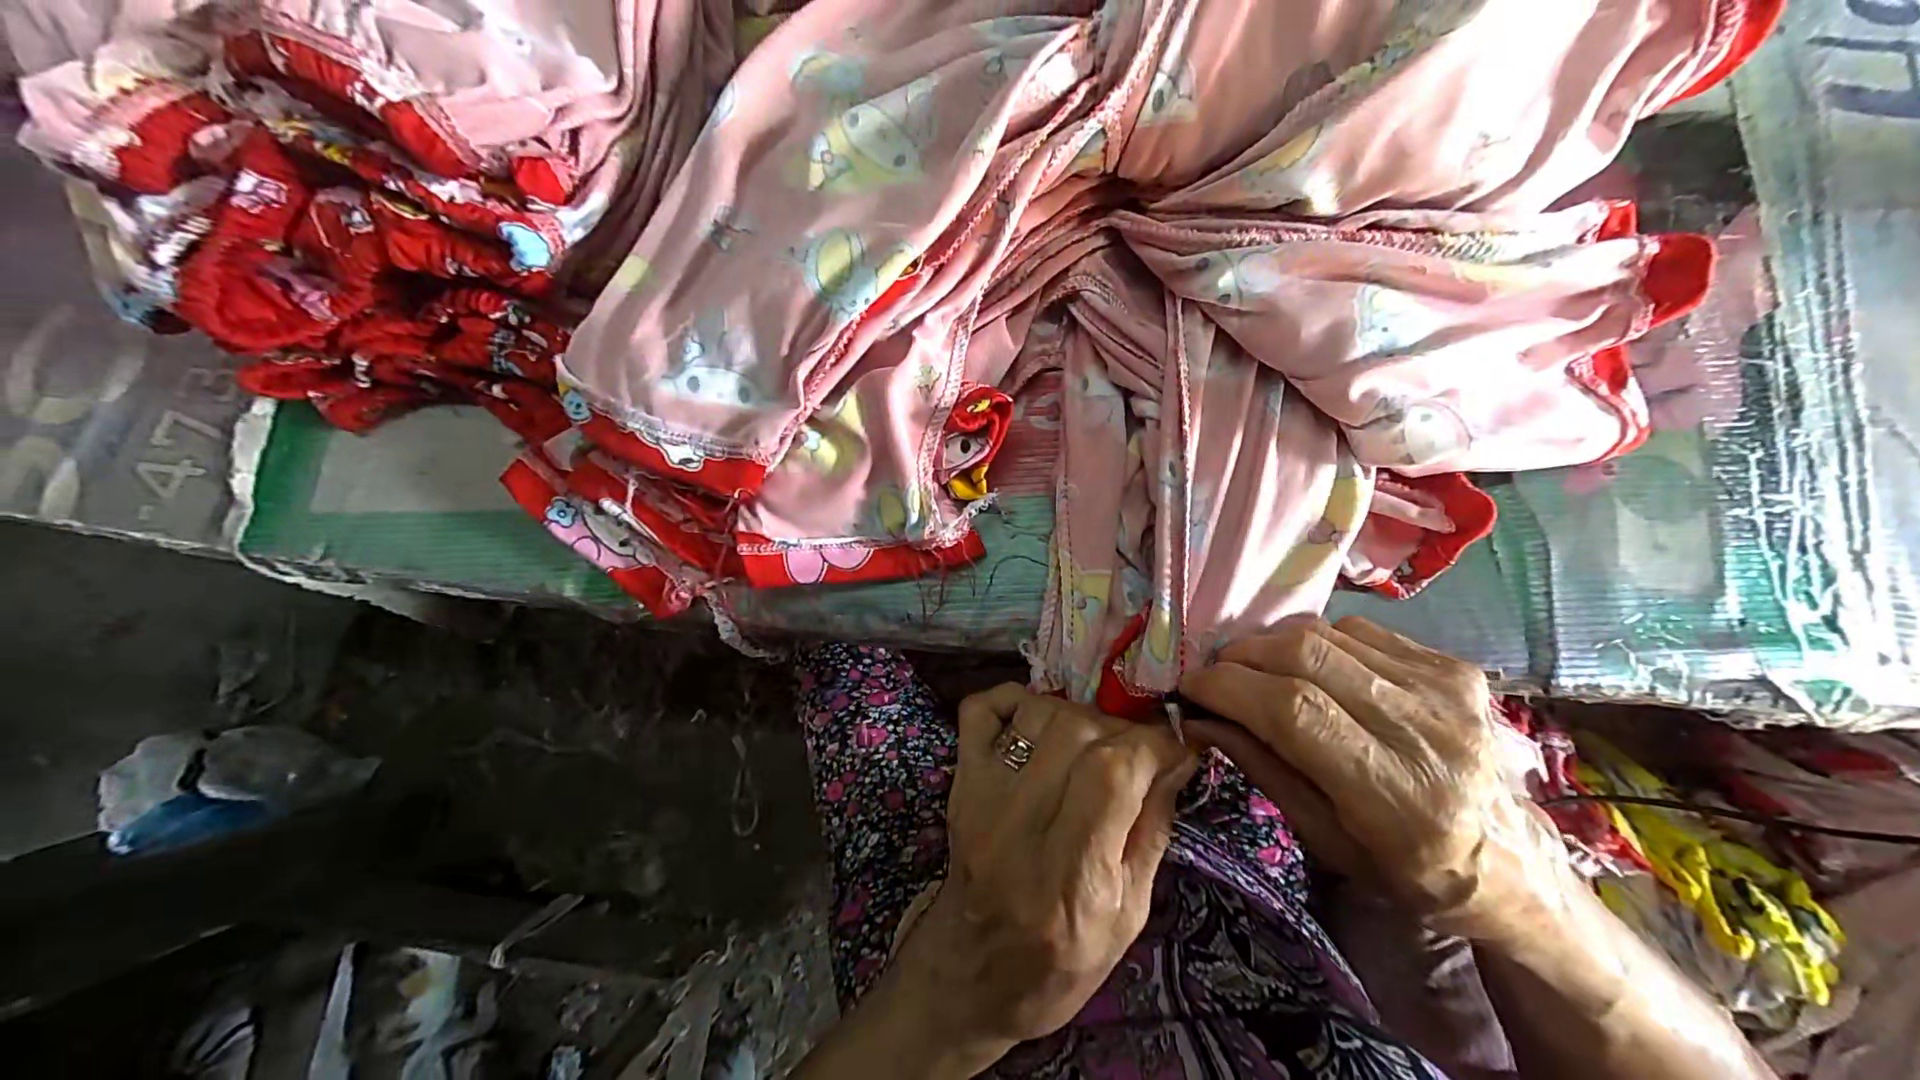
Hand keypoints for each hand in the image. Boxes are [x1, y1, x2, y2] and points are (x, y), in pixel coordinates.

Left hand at [890, 687, 1195, 1059]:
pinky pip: (980, 709)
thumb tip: (1176, 756)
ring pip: (1037, 713)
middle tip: (1136, 749)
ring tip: (1094, 743)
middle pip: (1077, 734)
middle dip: (1122, 730)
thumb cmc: (1061, 962)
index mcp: (1072, 878)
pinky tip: (1042, 722)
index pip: (1112, 773)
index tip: (1173, 746)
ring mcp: (980, 798)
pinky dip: (1016, 700)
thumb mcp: (1130, 915)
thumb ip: (1152, 830)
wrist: (972, 974)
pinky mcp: (959, 781)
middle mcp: (1019, 828)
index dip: (1153, 744)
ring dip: (1078, 716)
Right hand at [1180, 617, 1572, 940]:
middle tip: (1214, 674)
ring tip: (1254, 671)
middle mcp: (1428, 731)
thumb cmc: (1411, 871)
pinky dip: (1317, 643)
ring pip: (1327, 634)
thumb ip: (1260, 769)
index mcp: (1397, 796)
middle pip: (1306, 656)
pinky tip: (1311, 670)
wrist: (1518, 868)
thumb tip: (1198, 718)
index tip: (1190, 687)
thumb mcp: (1324, 840)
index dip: (1229, 687)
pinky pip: (1359, 632)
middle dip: (1241, 657)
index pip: (1293, 710)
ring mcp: (1448, 690)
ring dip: (1272, 646)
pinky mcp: (1456, 668)